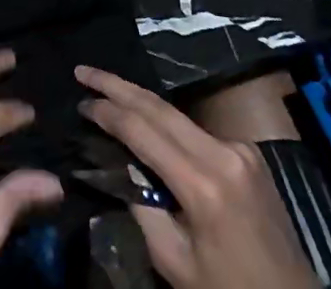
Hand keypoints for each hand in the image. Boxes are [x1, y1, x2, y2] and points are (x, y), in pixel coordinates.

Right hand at [77, 66, 317, 288]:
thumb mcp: (173, 260)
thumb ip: (142, 207)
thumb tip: (120, 165)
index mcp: (204, 183)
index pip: (144, 131)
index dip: (108, 112)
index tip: (80, 98)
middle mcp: (224, 152)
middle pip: (160, 107)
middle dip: (118, 85)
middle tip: (84, 70)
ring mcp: (241, 147)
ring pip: (179, 115)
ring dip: (140, 101)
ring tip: (106, 89)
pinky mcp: (249, 151)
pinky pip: (198, 132)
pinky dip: (167, 124)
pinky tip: (146, 122)